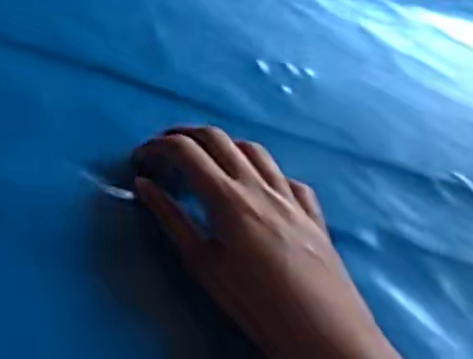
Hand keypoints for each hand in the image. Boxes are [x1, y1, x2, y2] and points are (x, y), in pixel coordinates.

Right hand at [134, 127, 399, 358]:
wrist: (331, 345)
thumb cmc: (259, 307)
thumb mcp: (203, 266)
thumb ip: (171, 219)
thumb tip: (143, 184)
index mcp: (228, 198)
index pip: (183, 149)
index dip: (155, 147)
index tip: (141, 161)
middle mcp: (259, 188)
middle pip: (215, 137)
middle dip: (182, 135)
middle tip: (165, 151)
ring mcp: (291, 200)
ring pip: (252, 149)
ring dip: (222, 147)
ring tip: (208, 163)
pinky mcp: (315, 218)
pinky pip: (288, 179)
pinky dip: (266, 174)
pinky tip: (257, 190)